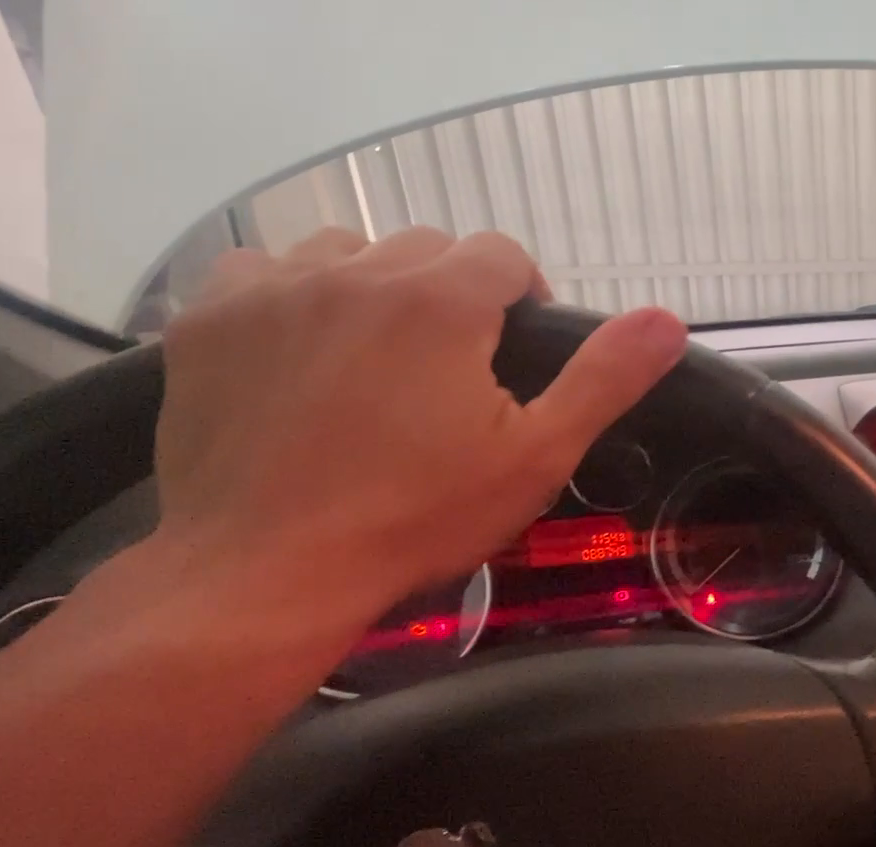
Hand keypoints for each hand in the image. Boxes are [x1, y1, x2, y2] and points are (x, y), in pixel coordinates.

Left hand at [155, 226, 686, 617]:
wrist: (270, 569)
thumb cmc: (421, 515)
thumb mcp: (538, 456)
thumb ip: (605, 379)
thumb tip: (668, 319)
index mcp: (441, 301)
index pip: (503, 253)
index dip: (526, 298)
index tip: (520, 358)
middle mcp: (354, 271)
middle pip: (429, 247)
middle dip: (458, 295)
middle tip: (459, 374)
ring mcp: (271, 289)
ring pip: (349, 251)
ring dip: (381, 289)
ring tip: (386, 361)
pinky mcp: (207, 319)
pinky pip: (267, 271)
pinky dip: (300, 296)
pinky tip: (308, 354)